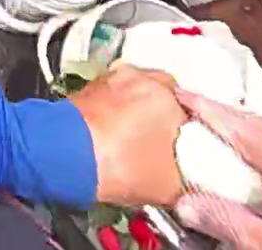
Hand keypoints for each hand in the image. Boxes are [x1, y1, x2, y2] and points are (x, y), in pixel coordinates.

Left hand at [67, 65, 185, 206]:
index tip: (184, 148)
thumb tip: (191, 179)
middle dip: (164, 114)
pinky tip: (113, 128)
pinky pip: (116, 91)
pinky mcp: (95, 81)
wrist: (69, 150)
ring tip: (134, 135)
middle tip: (161, 140)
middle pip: (165, 95)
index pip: (192, 112)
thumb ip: (188, 177)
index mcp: (170, 96)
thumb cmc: (123, 164)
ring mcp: (117, 75)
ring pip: (139, 89)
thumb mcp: (169, 187)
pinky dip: (118, 105)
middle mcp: (146, 76)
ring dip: (140, 106)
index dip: (189, 132)